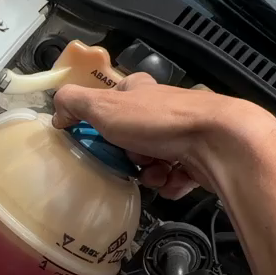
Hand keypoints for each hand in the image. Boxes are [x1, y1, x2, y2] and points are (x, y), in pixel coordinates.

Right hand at [54, 75, 275, 198]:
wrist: (218, 141)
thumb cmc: (159, 121)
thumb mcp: (103, 107)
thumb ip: (74, 104)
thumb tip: (56, 112)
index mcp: (142, 91)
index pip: (116, 97)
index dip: (103, 117)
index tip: (98, 135)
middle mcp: (166, 108)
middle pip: (132, 136)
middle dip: (126, 154)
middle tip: (127, 159)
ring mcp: (186, 133)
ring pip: (153, 159)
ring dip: (148, 173)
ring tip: (155, 174)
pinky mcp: (202, 157)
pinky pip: (175, 177)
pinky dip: (170, 183)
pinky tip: (172, 181)